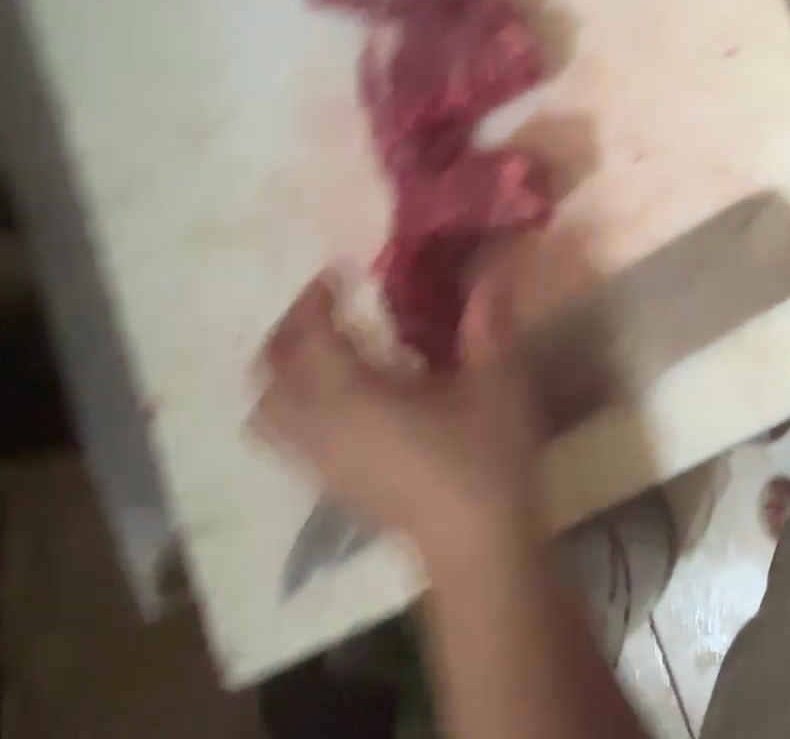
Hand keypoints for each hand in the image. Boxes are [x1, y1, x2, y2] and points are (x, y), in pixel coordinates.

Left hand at [251, 271, 540, 565]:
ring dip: (284, 367)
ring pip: (267, 407)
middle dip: (291, 329)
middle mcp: (319, 426)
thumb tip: (492, 272)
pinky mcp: (330, 481)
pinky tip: (344, 397)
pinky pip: (286, 432)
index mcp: (354, 397)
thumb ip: (489, 325)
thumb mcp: (499, 383)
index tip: (342, 270)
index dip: (318, 298)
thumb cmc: (488, 456)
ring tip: (326, 348)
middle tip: (330, 304)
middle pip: (270, 371)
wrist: (477, 541)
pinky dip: (295, 400)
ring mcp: (318, 459)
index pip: (310, 336)